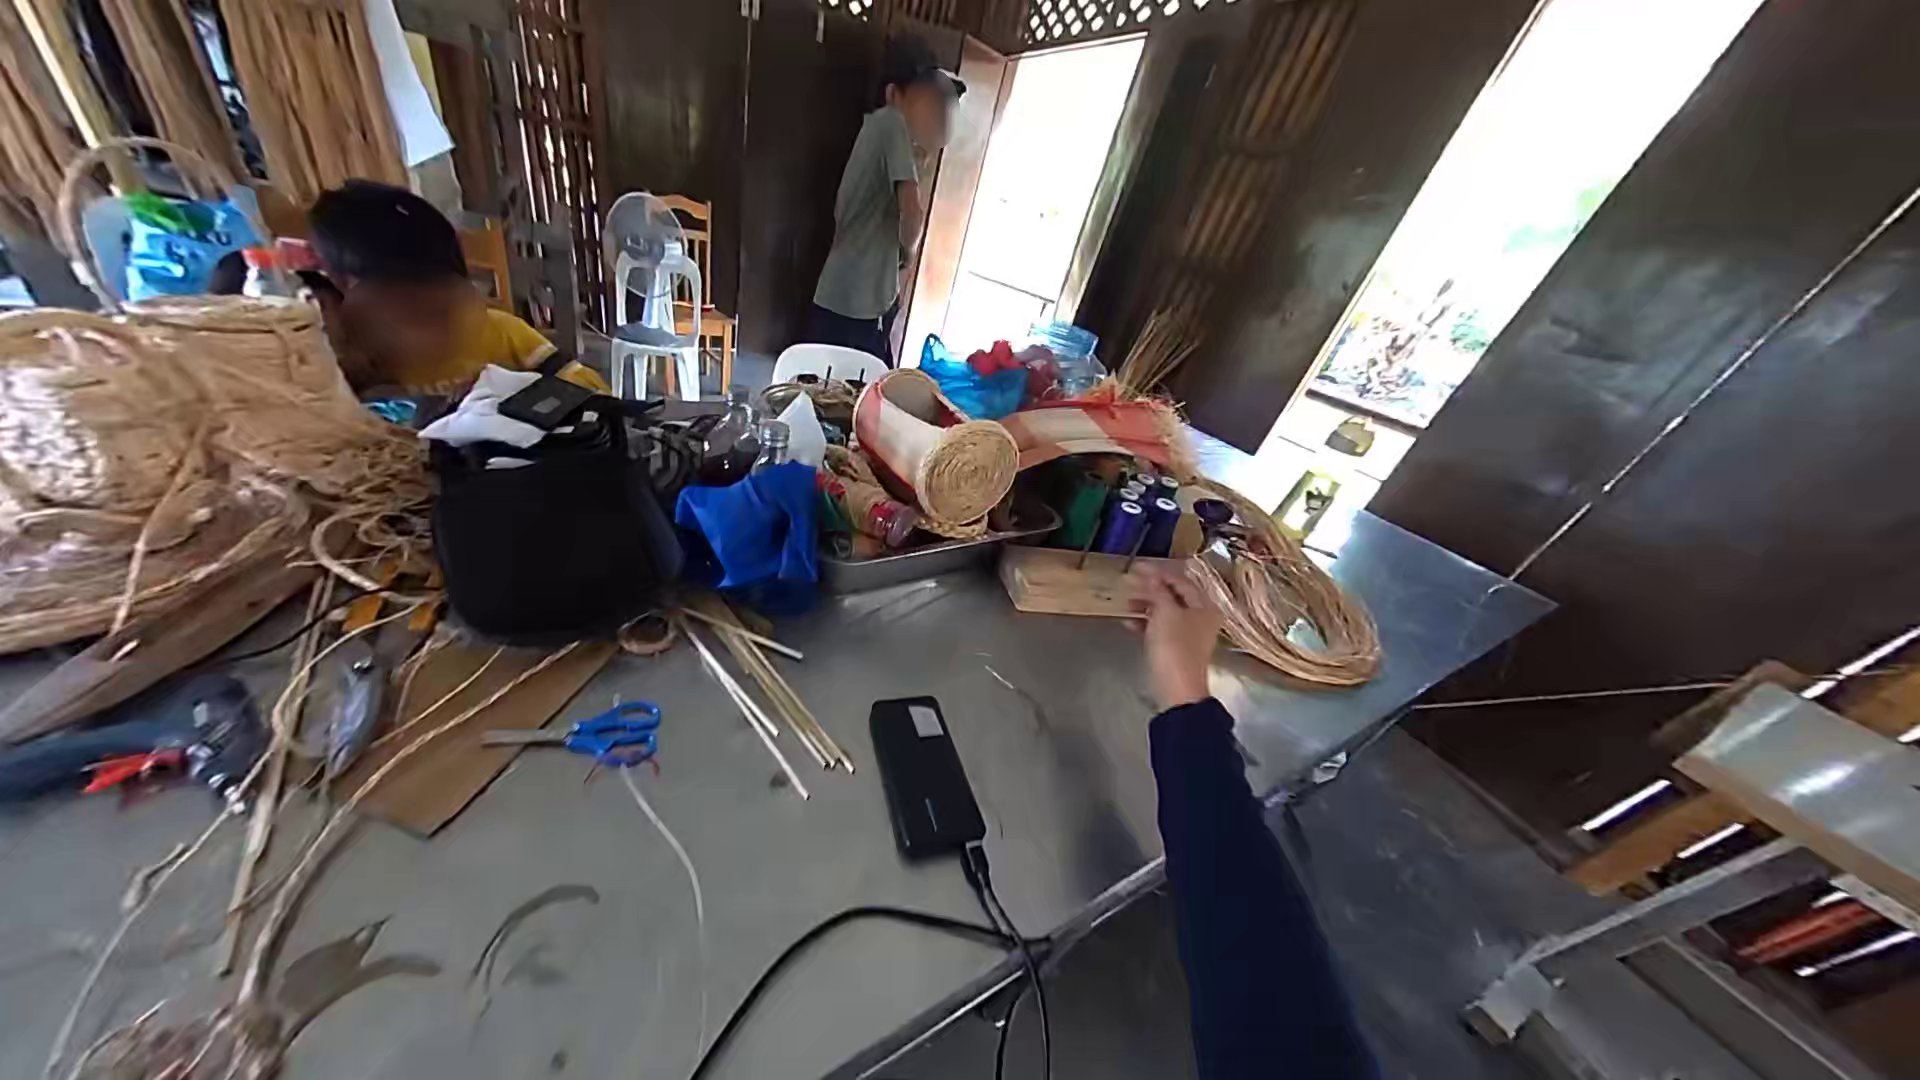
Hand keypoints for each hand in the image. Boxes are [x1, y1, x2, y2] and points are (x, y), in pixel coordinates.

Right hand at [1130, 564, 1223, 710]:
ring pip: (1165, 612)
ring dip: (1145, 606)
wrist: (1177, 688)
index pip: (1180, 581)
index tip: (1136, 568)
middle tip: (1128, 584)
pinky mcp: (1177, 648)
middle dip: (1150, 590)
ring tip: (1127, 604)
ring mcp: (1189, 634)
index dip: (1158, 573)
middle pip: (1173, 596)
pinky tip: (1129, 624)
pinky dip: (1146, 623)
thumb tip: (1150, 576)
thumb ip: (1157, 591)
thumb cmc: (1174, 646)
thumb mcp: (1164, 613)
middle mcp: (1200, 618)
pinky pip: (1160, 628)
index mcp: (1204, 607)